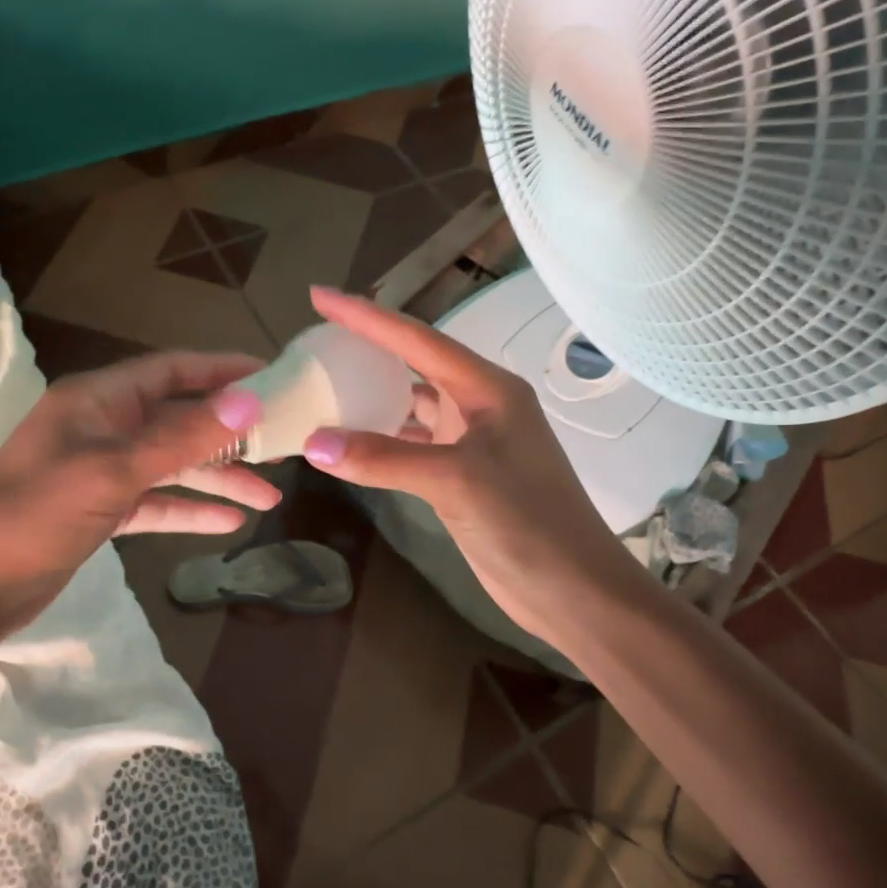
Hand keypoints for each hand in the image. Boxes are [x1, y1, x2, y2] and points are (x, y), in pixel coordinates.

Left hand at [0, 352, 275, 640]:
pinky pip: (154, 501)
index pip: (172, 370)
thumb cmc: (34, 514)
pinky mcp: (98, 510)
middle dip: (230, 434)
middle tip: (284, 446)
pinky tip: (228, 523)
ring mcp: (99, 470)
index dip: (222, 370)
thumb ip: (183, 437)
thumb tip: (249, 401)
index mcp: (98, 399)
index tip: (273, 377)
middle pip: (178, 419)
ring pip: (171, 464)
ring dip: (217, 478)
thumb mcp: (113, 470)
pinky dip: (187, 509)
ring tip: (270, 497)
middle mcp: (101, 426)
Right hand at [296, 287, 626, 641]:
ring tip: (323, 383)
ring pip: (412, 406)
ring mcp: (473, 442)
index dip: (366, 317)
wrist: (574, 590)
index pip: (418, 339)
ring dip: (372, 396)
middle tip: (316, 337)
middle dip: (367, 348)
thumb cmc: (527, 523)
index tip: (319, 297)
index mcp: (489, 389)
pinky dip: (381, 440)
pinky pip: (412, 444)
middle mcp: (481, 405)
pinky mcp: (464, 477)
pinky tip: (349, 442)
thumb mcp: (454, 481)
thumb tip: (312, 443)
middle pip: (415, 364)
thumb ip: (383, 459)